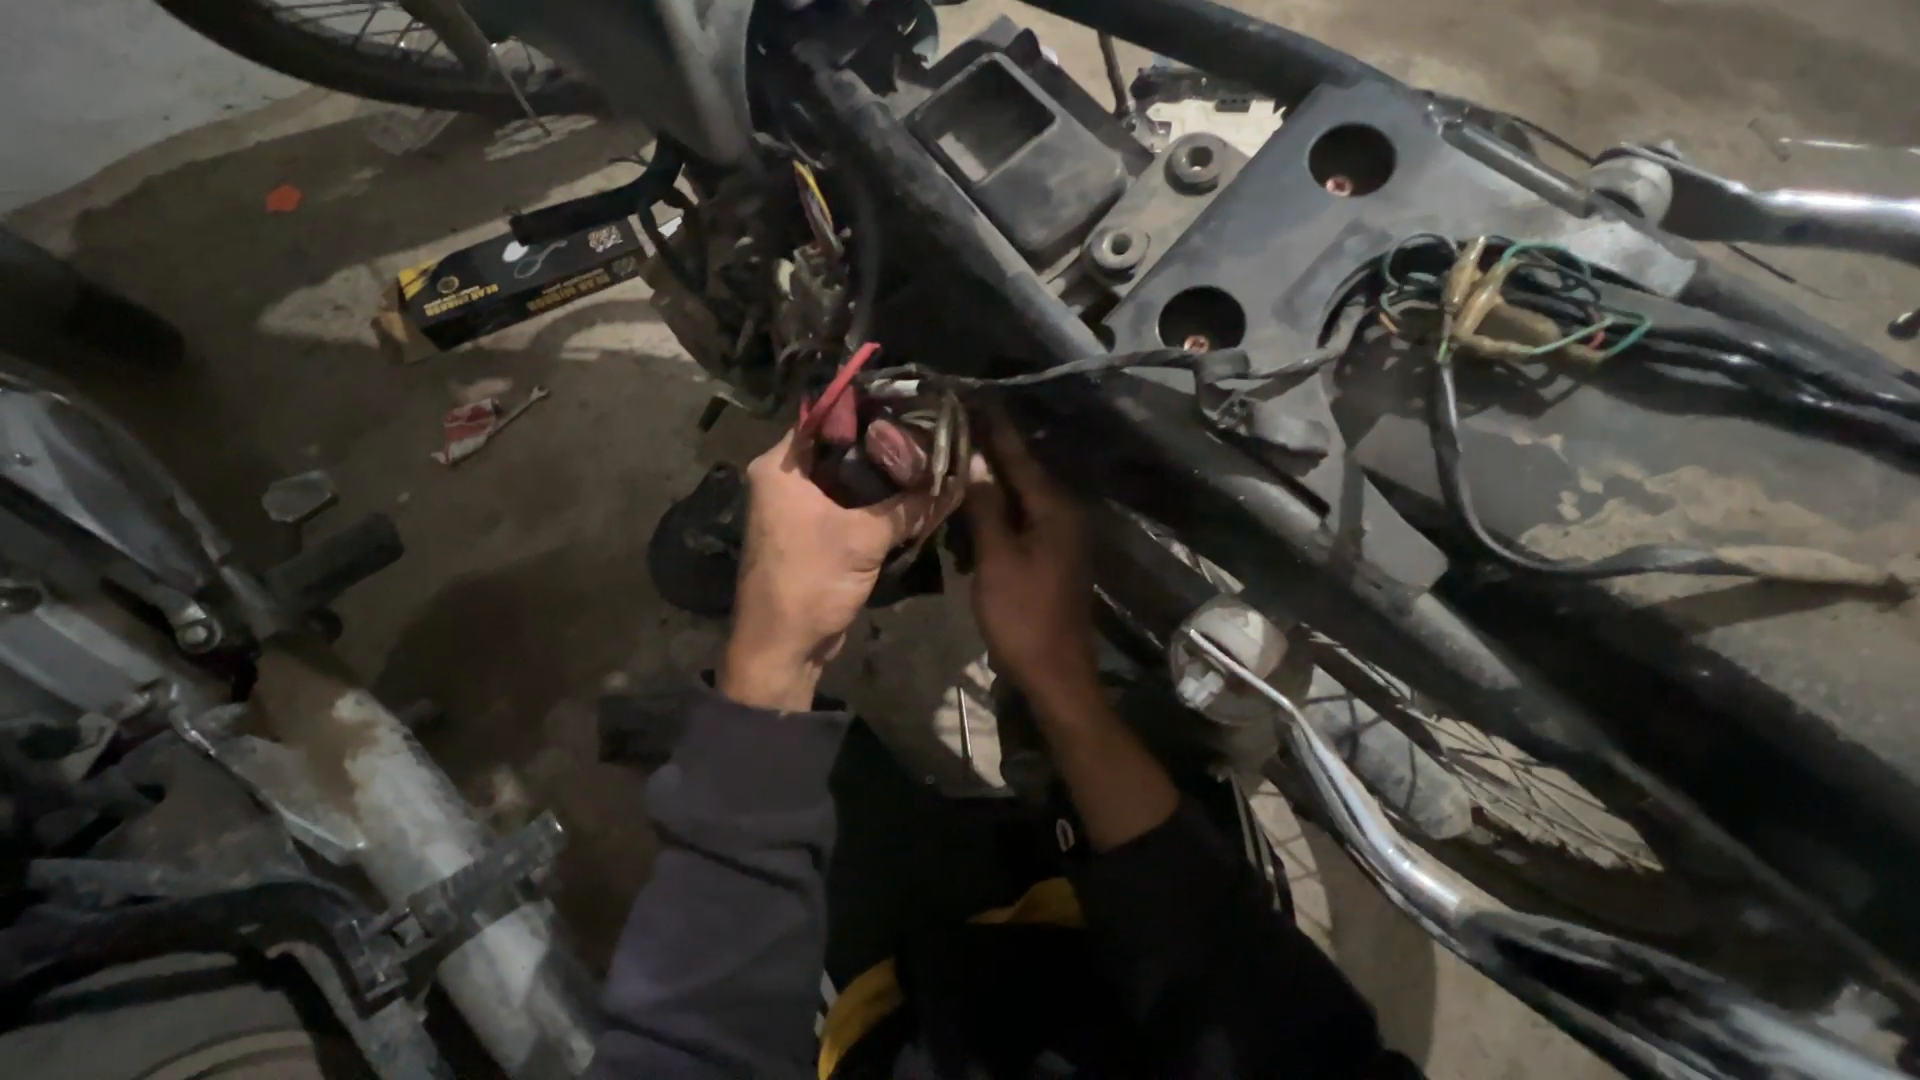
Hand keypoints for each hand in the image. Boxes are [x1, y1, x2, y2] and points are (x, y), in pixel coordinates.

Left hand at [720, 430, 954, 710]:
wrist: (783, 648)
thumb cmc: (809, 582)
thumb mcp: (864, 539)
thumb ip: (910, 507)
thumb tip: (955, 481)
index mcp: (780, 467)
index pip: (825, 418)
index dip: (868, 411)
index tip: (910, 404)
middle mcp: (785, 481)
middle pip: (840, 449)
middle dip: (883, 446)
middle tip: (929, 434)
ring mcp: (799, 509)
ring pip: (847, 480)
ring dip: (884, 478)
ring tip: (929, 460)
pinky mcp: (815, 535)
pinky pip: (849, 508)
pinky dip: (877, 504)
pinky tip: (914, 496)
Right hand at [966, 412, 1098, 715]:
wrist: (1056, 672)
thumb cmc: (1023, 615)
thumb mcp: (997, 558)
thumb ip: (986, 507)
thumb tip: (973, 461)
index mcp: (1054, 508)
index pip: (1018, 455)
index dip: (994, 427)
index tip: (973, 396)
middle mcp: (1063, 514)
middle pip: (1020, 474)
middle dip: (987, 452)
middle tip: (953, 428)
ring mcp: (1061, 537)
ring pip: (1019, 500)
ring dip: (988, 487)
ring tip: (953, 464)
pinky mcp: (1052, 557)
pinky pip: (1021, 523)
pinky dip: (996, 516)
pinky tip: (969, 514)